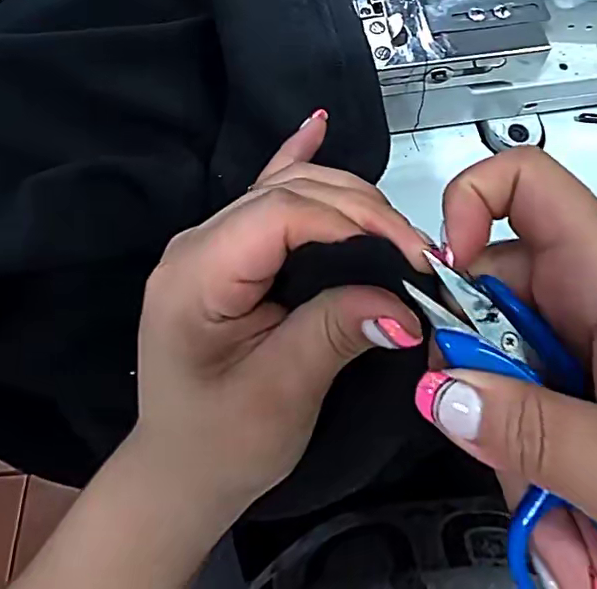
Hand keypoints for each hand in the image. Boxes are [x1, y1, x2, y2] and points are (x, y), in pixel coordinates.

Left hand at [123, 110, 431, 518]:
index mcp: (197, 272)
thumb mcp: (280, 396)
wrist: (180, 470)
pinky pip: (271, 191)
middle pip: (289, 191)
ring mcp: (213, 238)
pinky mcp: (233, 246)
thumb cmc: (220, 443)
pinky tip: (317, 126)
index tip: (410, 254)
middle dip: (361, 210)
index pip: (282, 213)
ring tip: (396, 229)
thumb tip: (402, 301)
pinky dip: (299, 159)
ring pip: (289, 186)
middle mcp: (200, 241)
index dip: (353, 221)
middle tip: (416, 251)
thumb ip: (334, 333)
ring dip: (349, 198)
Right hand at [422, 147, 596, 588]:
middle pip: (501, 310)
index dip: (465, 205)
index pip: (524, 183)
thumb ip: (538, 434)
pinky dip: (569, 498)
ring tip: (592, 560)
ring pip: (526, 387)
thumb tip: (437, 388)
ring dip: (537, 476)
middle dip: (495, 404)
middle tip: (532, 498)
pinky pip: (564, 432)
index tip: (439, 287)